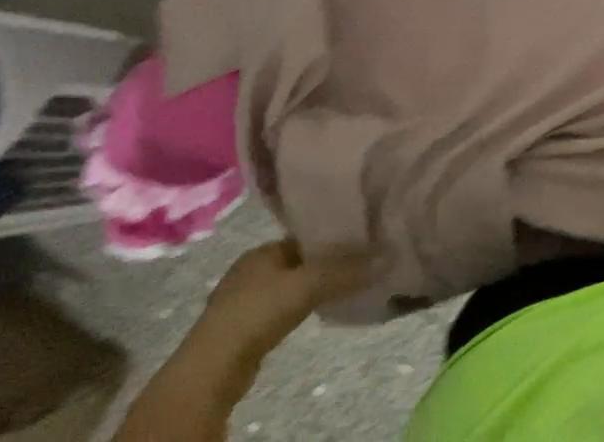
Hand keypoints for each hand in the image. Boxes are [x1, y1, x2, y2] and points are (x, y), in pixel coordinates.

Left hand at [195, 240, 372, 358]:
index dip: (335, 238)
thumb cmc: (259, 311)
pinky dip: (302, 305)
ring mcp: (244, 298)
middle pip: (300, 260)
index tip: (364, 243)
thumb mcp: (310, 284)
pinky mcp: (244, 325)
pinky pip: (283, 306)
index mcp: (262, 250)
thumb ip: (348, 269)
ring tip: (346, 288)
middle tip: (361, 265)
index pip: (306, 236)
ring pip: (291, 284)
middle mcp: (250, 268)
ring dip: (315, 286)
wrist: (214, 366)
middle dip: (327, 263)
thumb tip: (390, 255)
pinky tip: (318, 311)